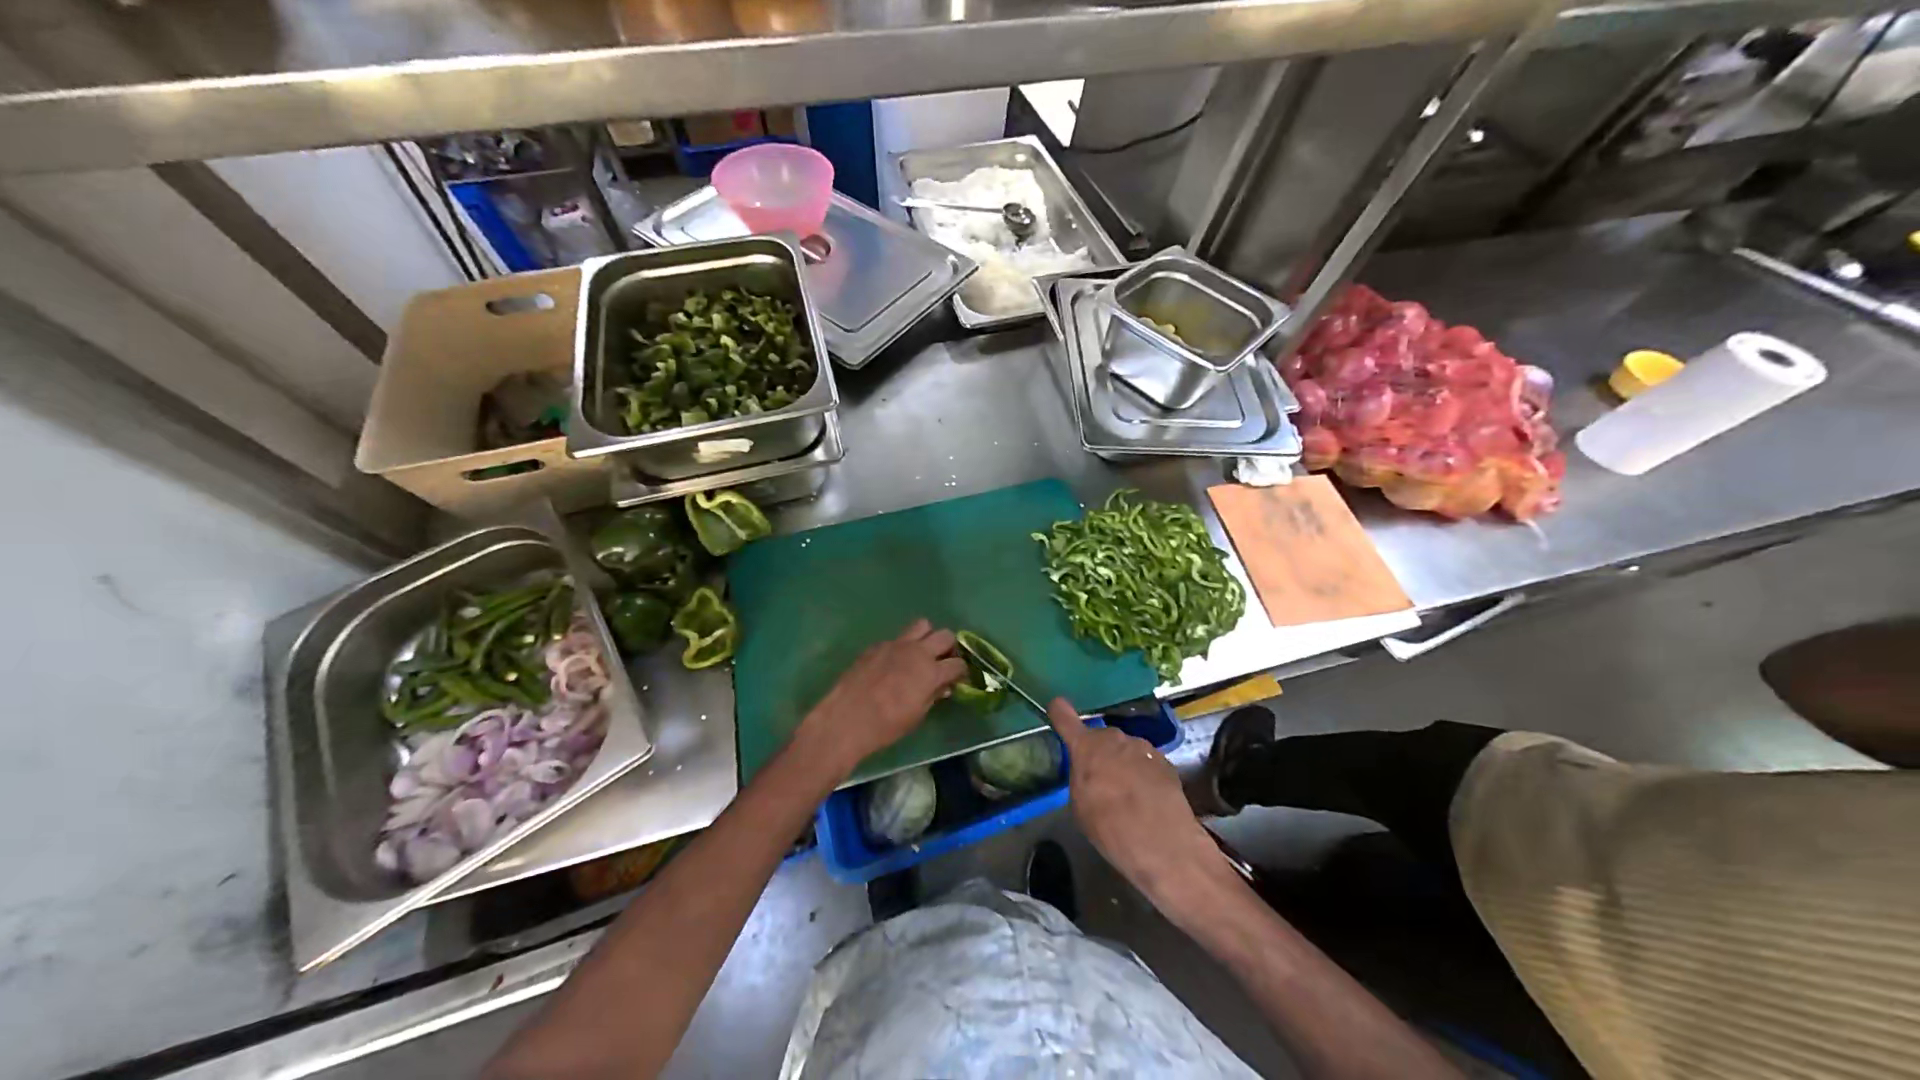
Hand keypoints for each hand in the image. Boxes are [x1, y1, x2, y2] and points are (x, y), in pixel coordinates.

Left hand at [792, 619, 968, 781]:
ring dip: (927, 637)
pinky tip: (893, 664)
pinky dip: (902, 647)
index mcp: (931, 671)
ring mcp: (895, 645)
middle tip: (943, 662)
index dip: (962, 671)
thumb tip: (943, 686)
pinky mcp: (876, 645)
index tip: (959, 678)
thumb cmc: (886, 725)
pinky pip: (897, 638)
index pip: (958, 663)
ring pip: (922, 625)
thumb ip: (933, 695)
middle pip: (945, 635)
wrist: (847, 718)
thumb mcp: (917, 715)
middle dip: (949, 647)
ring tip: (921, 655)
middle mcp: (917, 652)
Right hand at [1047, 697, 1226, 911]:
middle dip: (1101, 754)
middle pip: (1103, 739)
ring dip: (1124, 764)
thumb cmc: (1108, 825)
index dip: (1060, 713)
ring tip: (1128, 795)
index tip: (1057, 704)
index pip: (1067, 721)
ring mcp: (1143, 747)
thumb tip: (1091, 772)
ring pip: (1127, 750)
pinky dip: (1145, 775)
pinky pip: (1147, 763)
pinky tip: (1148, 799)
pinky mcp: (1166, 762)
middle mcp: (1114, 739)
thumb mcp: (1080, 805)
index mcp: (1086, 747)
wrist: (1160, 840)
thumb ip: (1082, 778)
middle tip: (1102, 780)